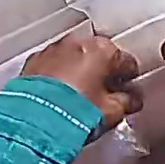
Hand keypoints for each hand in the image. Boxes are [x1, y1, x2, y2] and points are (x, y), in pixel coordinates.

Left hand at [21, 31, 142, 129]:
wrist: (36, 120)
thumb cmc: (76, 112)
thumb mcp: (112, 111)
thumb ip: (126, 102)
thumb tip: (130, 100)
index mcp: (103, 50)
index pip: (126, 62)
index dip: (129, 78)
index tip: (127, 90)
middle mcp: (78, 43)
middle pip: (98, 55)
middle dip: (102, 72)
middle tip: (104, 94)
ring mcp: (54, 50)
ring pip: (74, 57)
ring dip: (79, 71)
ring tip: (80, 95)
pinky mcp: (34, 61)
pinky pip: (53, 65)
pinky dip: (58, 75)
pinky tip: (60, 94)